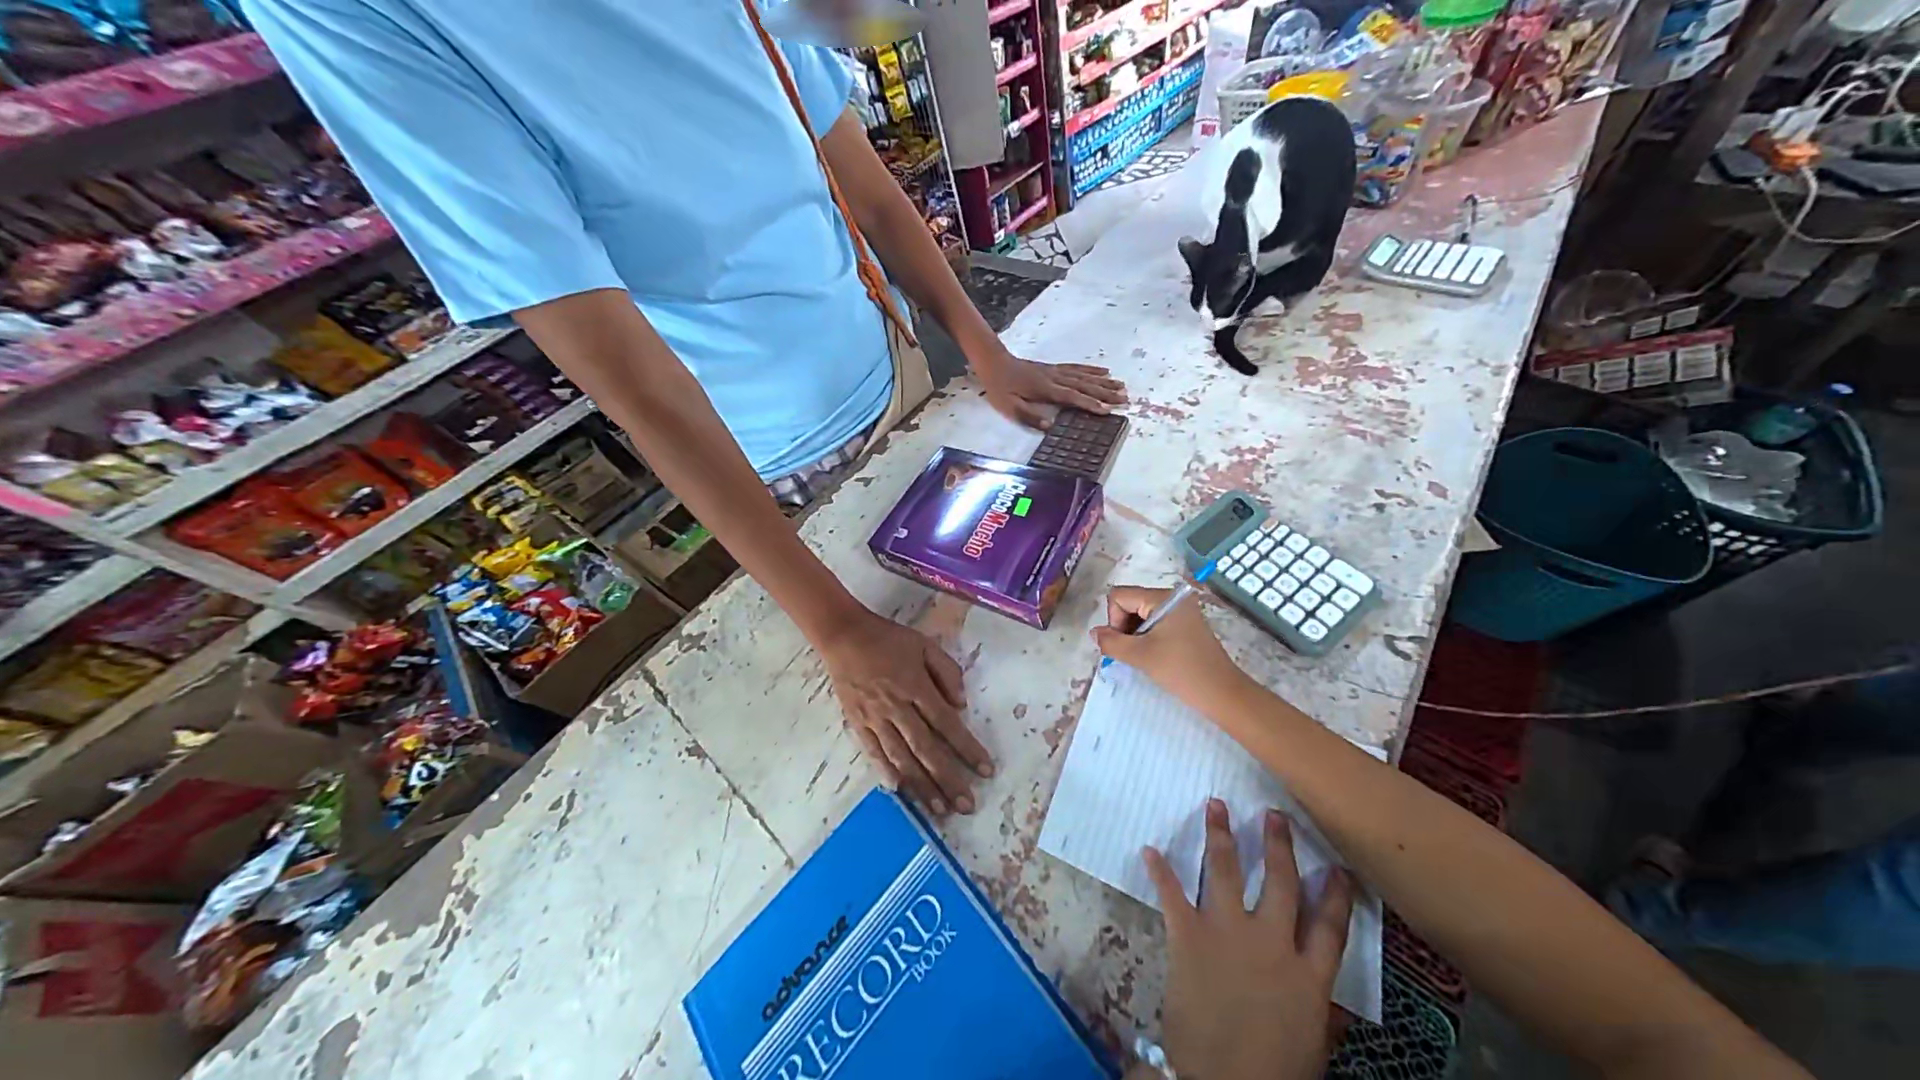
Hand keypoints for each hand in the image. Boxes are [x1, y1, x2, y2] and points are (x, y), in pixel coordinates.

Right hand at [819, 609, 993, 814]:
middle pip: (926, 749)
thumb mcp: (925, 644)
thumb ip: (947, 672)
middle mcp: (897, 707)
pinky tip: (899, 790)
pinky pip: (873, 752)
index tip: (986, 770)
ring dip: (921, 785)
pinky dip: (885, 772)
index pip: (947, 724)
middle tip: (967, 805)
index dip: (967, 749)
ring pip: (901, 757)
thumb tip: (961, 705)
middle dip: (948, 779)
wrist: (843, 635)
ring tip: (939, 810)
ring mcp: (875, 718)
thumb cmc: (889, 639)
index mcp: (917, 687)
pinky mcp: (857, 723)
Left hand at [971, 346, 1126, 429]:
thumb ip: (1029, 416)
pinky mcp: (1054, 368)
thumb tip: (1049, 426)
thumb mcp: (1009, 406)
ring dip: (1104, 382)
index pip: (1072, 398)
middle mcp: (1054, 378)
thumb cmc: (1000, 387)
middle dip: (1105, 393)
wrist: (994, 362)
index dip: (1090, 404)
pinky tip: (1103, 372)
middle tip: (1125, 399)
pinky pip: (1077, 368)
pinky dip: (1092, 370)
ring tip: (1122, 386)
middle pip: (1084, 386)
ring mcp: (1055, 371)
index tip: (1107, 410)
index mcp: (1045, 389)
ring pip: (1084, 376)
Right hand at [1091, 585, 1249, 712]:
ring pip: (1141, 613)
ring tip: (1144, 656)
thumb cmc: (1180, 670)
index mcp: (1163, 597)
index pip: (1119, 596)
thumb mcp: (1139, 656)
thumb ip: (1111, 641)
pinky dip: (1147, 636)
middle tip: (1133, 652)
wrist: (1221, 693)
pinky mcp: (1186, 623)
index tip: (1125, 644)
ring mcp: (1182, 609)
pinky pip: (1155, 621)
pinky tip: (1153, 655)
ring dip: (1134, 634)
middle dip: (1123, 627)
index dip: (1114, 620)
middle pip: (1130, 602)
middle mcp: (1173, 596)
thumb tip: (1094, 633)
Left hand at [1145, 799, 1355, 1079]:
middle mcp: (1272, 942)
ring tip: (1215, 804)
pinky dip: (1160, 872)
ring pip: (1226, 872)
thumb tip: (1325, 995)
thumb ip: (1318, 1010)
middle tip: (1273, 814)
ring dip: (1221, 836)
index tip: (1338, 867)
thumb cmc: (1273, 1072)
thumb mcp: (1312, 1044)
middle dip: (1277, 845)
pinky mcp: (1189, 936)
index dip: (1336, 895)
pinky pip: (1173, 896)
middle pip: (1280, 883)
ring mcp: (1228, 933)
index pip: (1330, 926)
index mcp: (1309, 975)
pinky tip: (1149, 849)